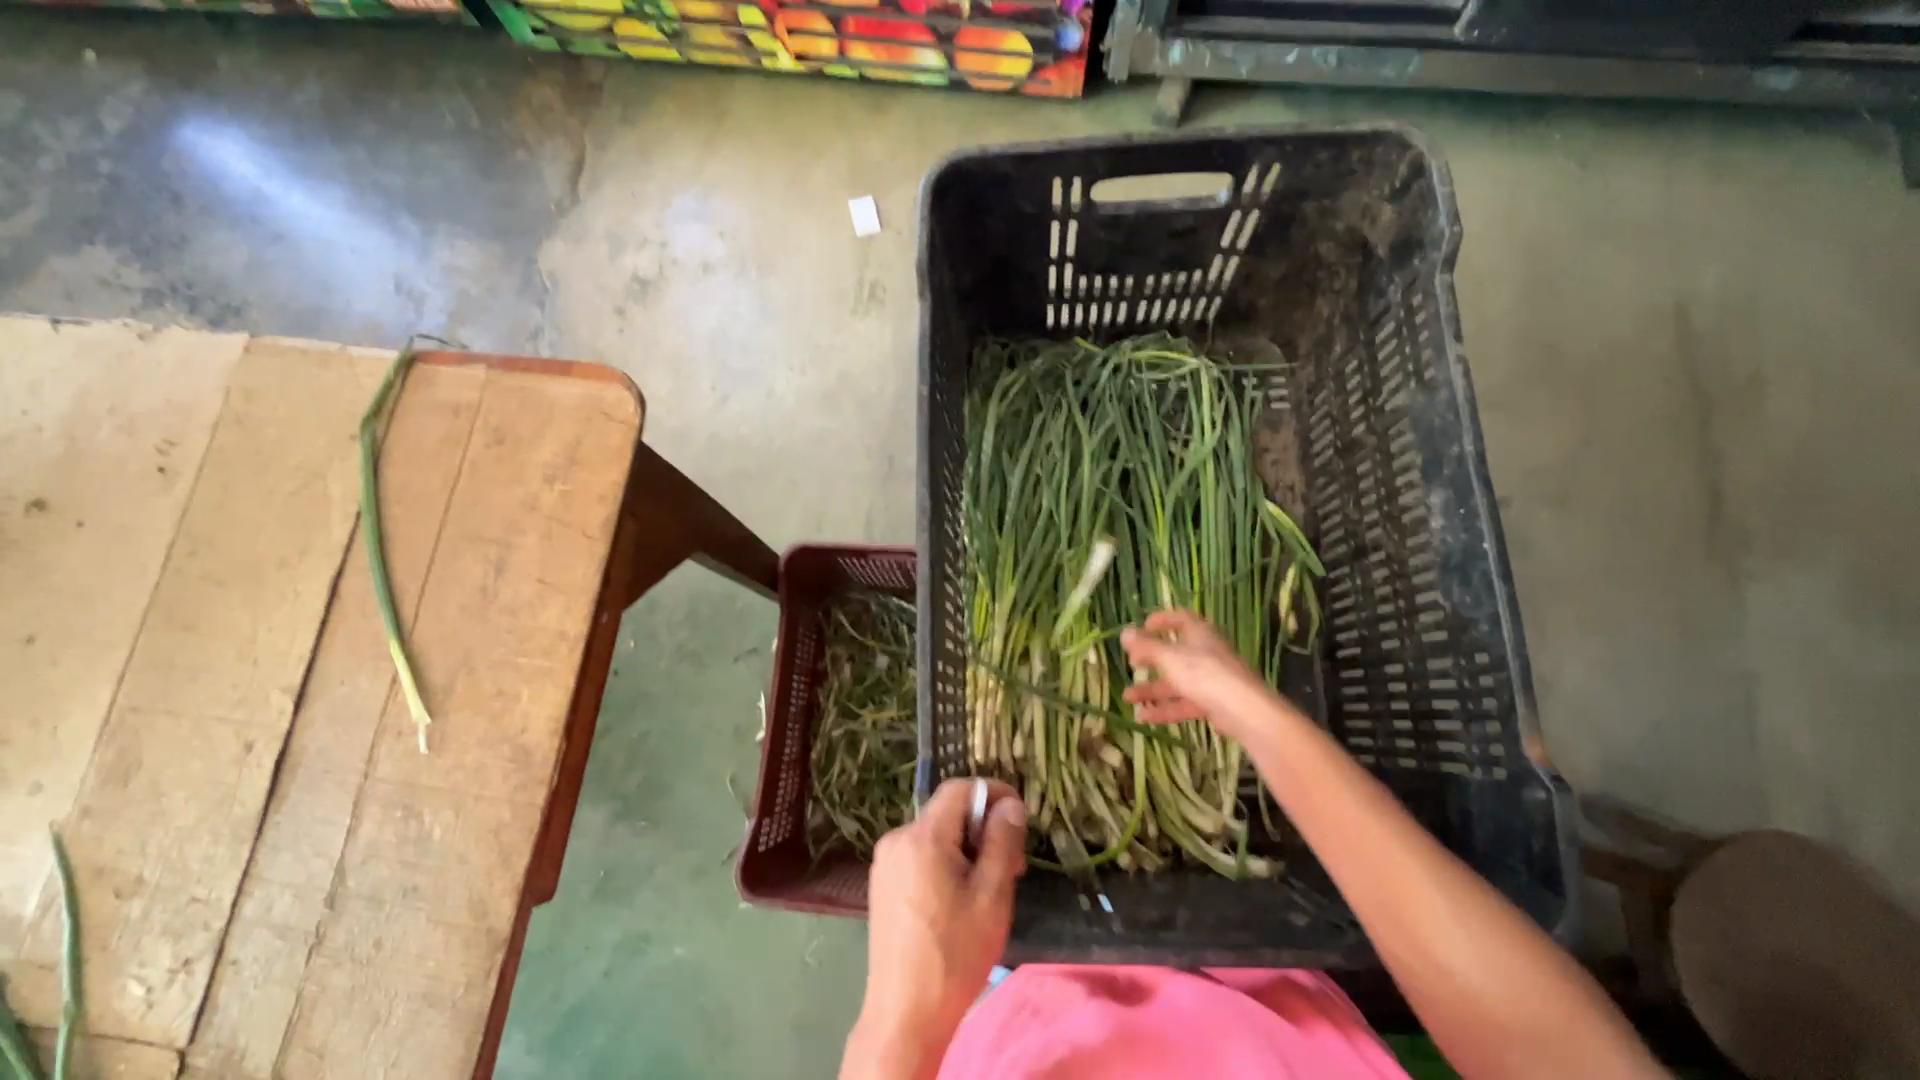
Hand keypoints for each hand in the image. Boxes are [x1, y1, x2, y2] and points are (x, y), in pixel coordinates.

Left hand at [845, 778, 1026, 1079]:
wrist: (905, 1012)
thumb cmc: (955, 952)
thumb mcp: (991, 895)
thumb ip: (1001, 842)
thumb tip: (1009, 805)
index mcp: (922, 836)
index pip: (960, 788)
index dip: (994, 793)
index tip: (1020, 818)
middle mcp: (897, 839)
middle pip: (948, 812)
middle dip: (983, 828)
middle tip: (1013, 866)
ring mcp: (885, 862)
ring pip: (936, 835)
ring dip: (966, 848)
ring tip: (989, 888)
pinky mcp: (882, 884)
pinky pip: (920, 856)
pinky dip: (945, 863)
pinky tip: (960, 900)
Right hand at [1120, 609, 1277, 739]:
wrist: (1243, 710)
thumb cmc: (1204, 674)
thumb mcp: (1169, 657)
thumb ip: (1146, 646)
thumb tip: (1124, 633)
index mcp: (1199, 635)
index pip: (1181, 619)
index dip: (1163, 620)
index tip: (1143, 627)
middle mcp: (1206, 654)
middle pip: (1176, 653)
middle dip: (1151, 660)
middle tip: (1132, 664)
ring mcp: (1211, 680)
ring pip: (1177, 682)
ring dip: (1152, 689)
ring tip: (1127, 698)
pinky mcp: (1213, 703)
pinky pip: (1185, 703)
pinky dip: (1165, 709)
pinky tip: (1144, 718)